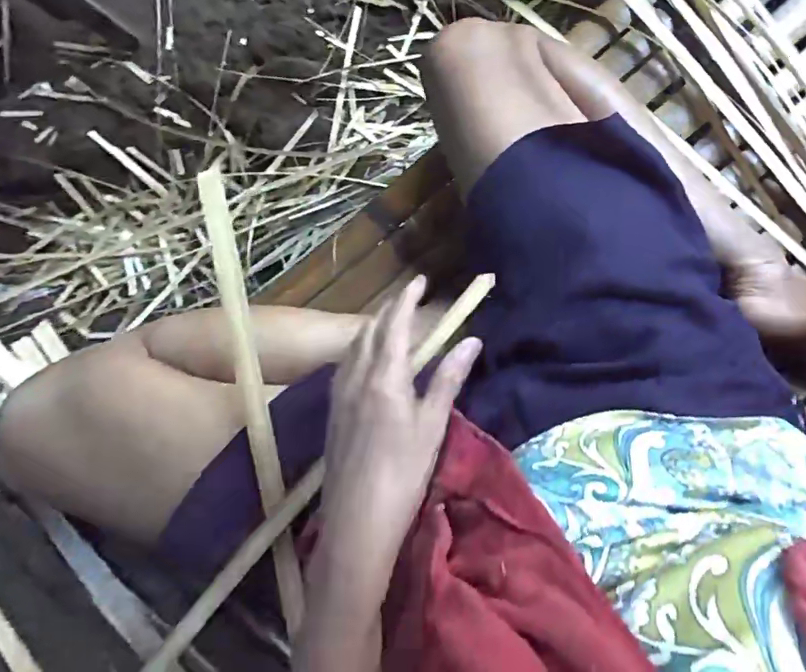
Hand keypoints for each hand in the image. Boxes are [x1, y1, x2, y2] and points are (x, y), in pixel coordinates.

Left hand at [317, 276, 480, 565]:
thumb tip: (471, 339)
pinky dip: (359, 350)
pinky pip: (345, 368)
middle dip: (388, 310)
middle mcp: (356, 382)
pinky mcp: (334, 418)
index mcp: (383, 379)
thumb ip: (448, 378)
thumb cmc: (403, 472)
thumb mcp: (434, 423)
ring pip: (353, 351)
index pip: (393, 327)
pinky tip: (366, 361)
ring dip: (371, 328)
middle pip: (369, 334)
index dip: (405, 301)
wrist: (356, 525)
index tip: (419, 281)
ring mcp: (340, 400)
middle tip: (408, 296)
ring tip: (389, 320)